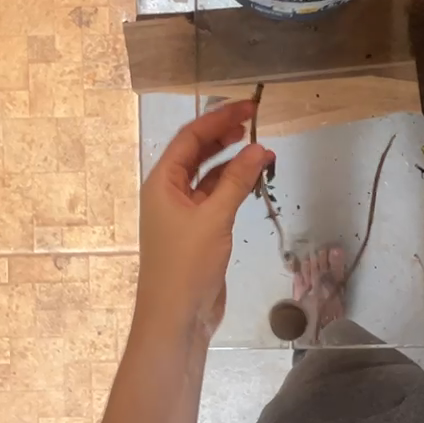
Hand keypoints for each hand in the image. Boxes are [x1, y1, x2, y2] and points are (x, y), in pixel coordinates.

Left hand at [136, 101, 274, 334]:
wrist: (176, 316)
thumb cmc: (186, 265)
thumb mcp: (214, 218)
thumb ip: (237, 181)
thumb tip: (258, 148)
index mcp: (162, 183)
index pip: (190, 138)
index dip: (219, 118)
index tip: (249, 106)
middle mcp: (169, 193)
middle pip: (196, 153)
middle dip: (224, 135)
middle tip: (255, 121)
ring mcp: (183, 213)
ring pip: (208, 176)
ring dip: (232, 161)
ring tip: (261, 149)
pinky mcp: (198, 231)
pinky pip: (215, 197)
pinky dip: (233, 186)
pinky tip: (253, 179)